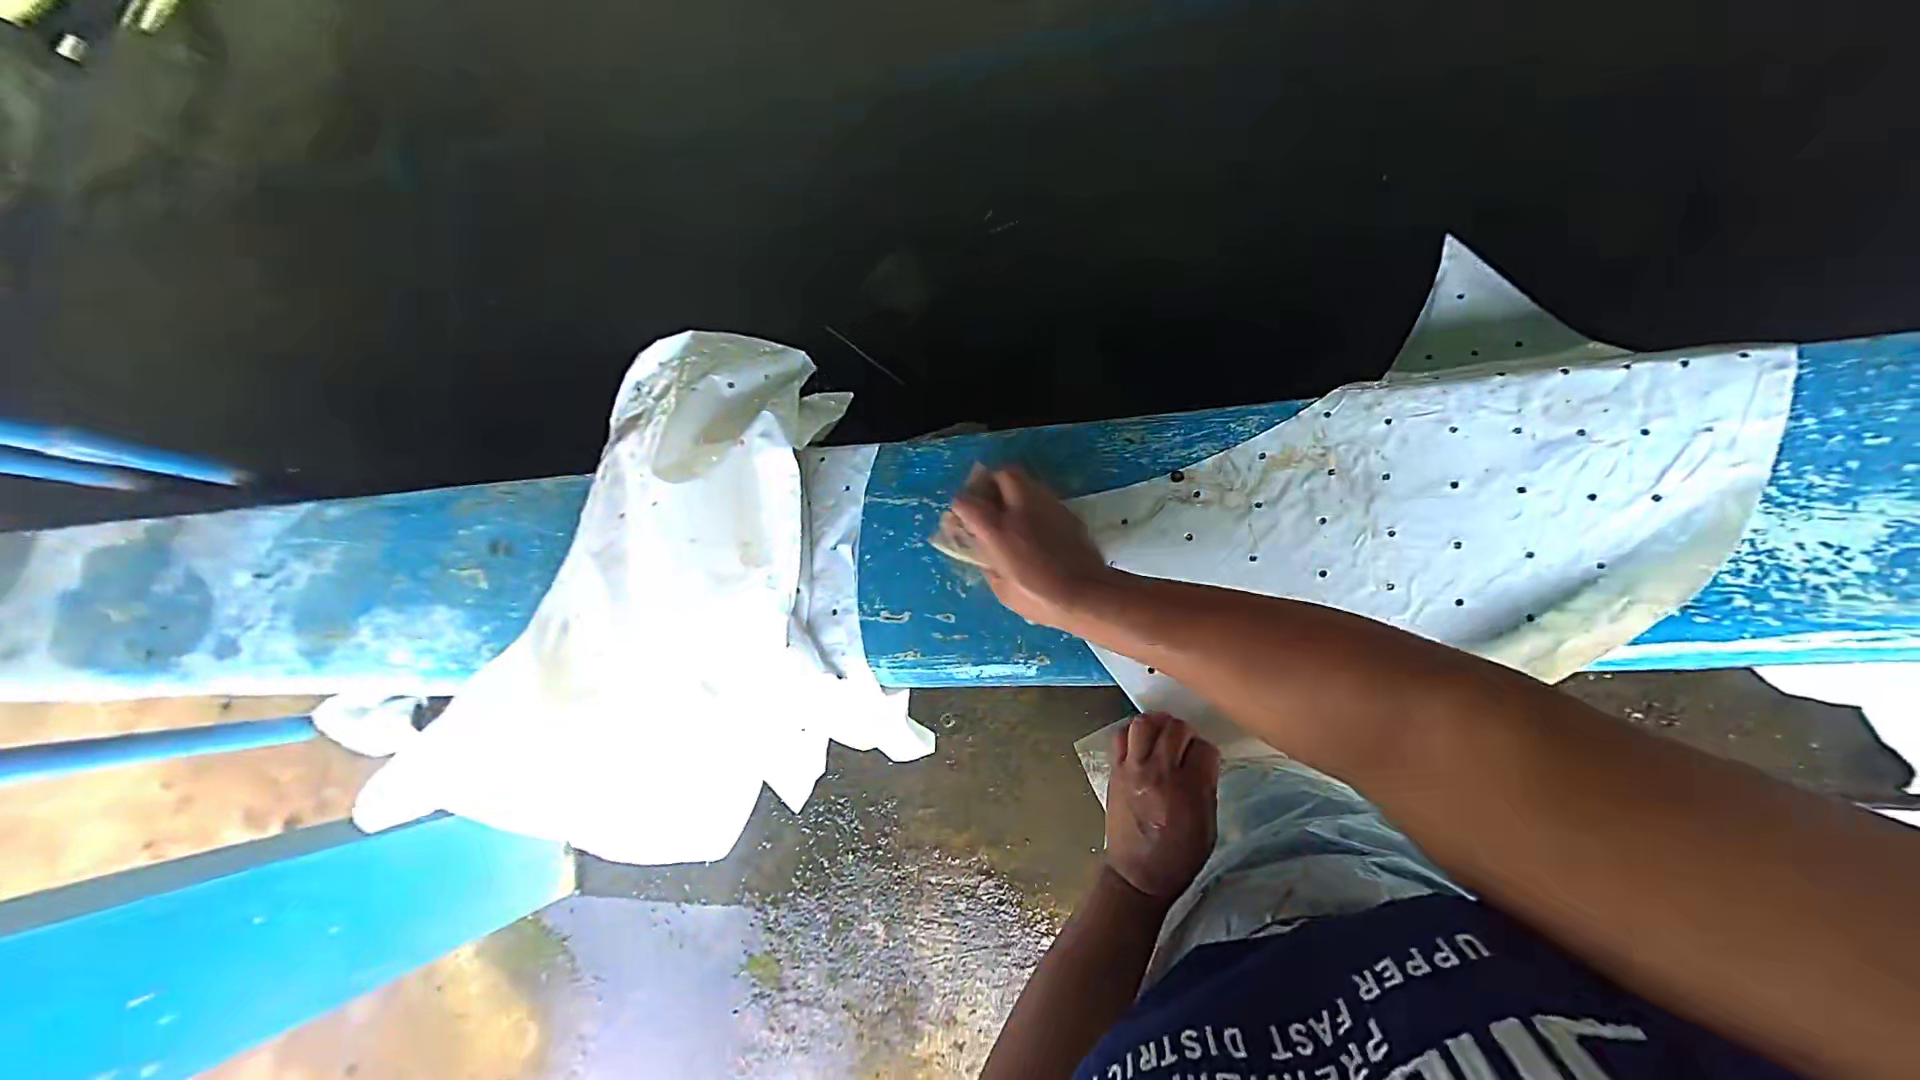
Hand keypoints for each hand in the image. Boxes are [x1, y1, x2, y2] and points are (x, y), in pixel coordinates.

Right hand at [946, 465, 1116, 627]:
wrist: (1087, 594)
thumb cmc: (1041, 599)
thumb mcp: (1003, 591)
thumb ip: (989, 567)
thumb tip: (985, 556)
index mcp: (998, 531)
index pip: (966, 501)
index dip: (960, 507)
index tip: (962, 519)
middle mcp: (1021, 510)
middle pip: (1001, 473)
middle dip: (990, 482)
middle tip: (988, 501)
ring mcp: (1047, 506)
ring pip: (1025, 479)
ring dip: (1013, 489)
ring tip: (1012, 510)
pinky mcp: (1067, 512)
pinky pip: (1044, 496)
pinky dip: (1033, 502)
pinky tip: (1035, 524)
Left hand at [1104, 713, 1219, 899]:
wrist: (1137, 873)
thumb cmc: (1179, 855)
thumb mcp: (1208, 824)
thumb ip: (1206, 786)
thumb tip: (1202, 761)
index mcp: (1189, 788)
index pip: (1204, 748)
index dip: (1207, 752)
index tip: (1204, 759)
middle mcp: (1159, 772)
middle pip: (1175, 729)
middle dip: (1185, 732)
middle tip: (1185, 744)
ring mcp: (1133, 769)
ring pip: (1144, 723)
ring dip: (1157, 724)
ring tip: (1163, 733)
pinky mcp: (1114, 770)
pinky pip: (1120, 736)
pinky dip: (1132, 733)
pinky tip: (1141, 742)